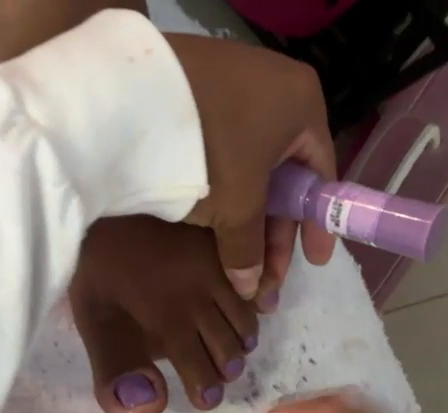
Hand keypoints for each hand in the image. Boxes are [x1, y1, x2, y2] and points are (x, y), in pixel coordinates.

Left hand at [71, 216, 258, 412]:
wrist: (102, 194)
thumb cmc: (96, 266)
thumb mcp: (95, 322)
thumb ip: (116, 372)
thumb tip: (148, 408)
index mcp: (171, 321)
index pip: (203, 372)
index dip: (205, 390)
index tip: (204, 396)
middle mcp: (204, 297)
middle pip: (231, 350)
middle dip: (225, 367)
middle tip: (218, 372)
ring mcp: (220, 266)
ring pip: (247, 320)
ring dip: (240, 340)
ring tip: (229, 345)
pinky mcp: (227, 239)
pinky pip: (257, 278)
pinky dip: (255, 300)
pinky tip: (244, 306)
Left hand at [164, 33, 338, 309]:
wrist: (127, 98)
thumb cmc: (207, 151)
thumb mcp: (237, 206)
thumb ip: (249, 249)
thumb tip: (250, 290)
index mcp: (302, 103)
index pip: (320, 175)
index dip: (316, 225)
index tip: (313, 261)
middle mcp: (275, 88)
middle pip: (285, 176)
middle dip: (276, 232)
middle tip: (269, 276)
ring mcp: (234, 88)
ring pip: (252, 168)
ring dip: (249, 218)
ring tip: (243, 262)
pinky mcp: (198, 96)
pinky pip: (225, 153)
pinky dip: (226, 192)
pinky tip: (219, 226)